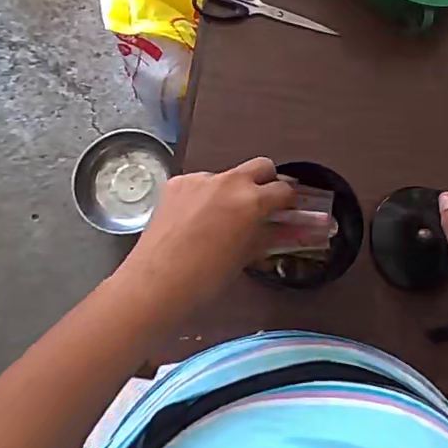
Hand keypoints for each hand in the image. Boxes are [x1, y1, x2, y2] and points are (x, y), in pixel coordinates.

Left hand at [114, 157, 312, 313]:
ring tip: (220, 218)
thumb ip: (267, 235)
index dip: (289, 201)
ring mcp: (200, 179)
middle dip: (266, 181)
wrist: (158, 281)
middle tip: (262, 203)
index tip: (287, 210)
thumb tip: (283, 229)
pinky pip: (200, 183)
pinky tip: (194, 219)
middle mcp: (228, 182)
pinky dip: (204, 196)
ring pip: (227, 175)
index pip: (285, 189)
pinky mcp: (177, 183)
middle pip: (261, 165)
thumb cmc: (206, 277)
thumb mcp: (245, 256)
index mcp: (252, 201)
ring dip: (231, 190)